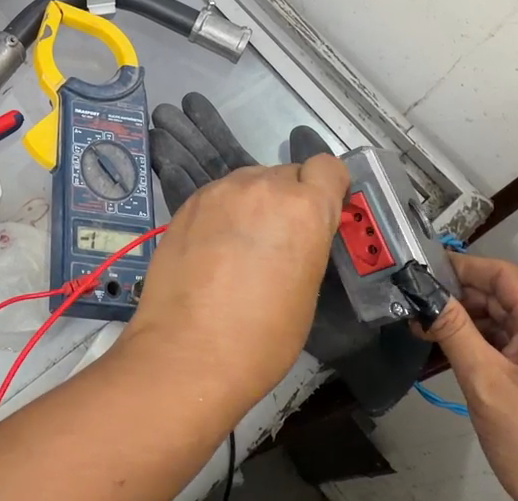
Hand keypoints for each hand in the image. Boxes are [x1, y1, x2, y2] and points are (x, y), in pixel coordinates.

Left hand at [120, 156, 348, 408]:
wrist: (188, 350)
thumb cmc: (262, 337)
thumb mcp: (308, 291)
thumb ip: (308, 244)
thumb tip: (297, 234)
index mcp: (304, 208)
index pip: (328, 167)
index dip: (329, 188)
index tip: (323, 213)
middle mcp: (263, 186)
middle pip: (287, 174)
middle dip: (289, 200)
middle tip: (280, 240)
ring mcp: (220, 190)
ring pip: (250, 182)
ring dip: (254, 204)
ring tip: (241, 247)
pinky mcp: (189, 201)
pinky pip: (219, 196)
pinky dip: (224, 212)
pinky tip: (213, 249)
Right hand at [420, 253, 517, 500]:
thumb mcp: (486, 384)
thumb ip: (455, 332)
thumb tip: (425, 292)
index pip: (505, 276)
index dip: (465, 266)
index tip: (426, 269)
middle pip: (505, 299)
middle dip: (462, 297)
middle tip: (420, 303)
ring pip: (508, 326)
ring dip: (470, 323)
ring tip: (430, 329)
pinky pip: (515, 351)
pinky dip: (485, 346)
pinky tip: (457, 355)